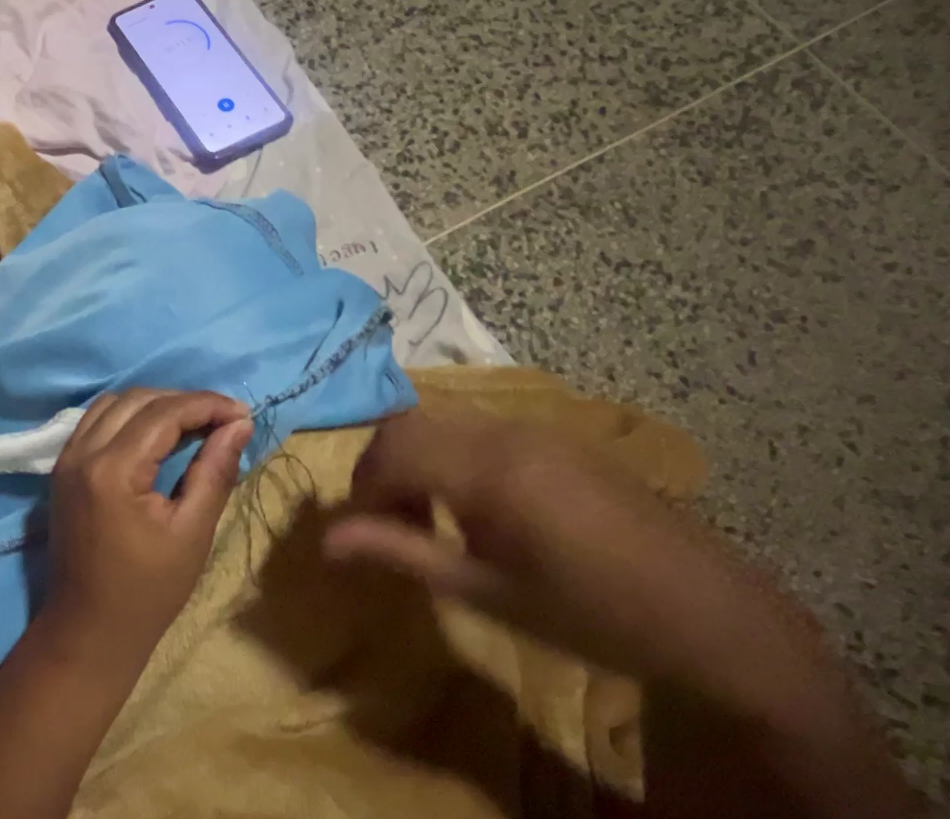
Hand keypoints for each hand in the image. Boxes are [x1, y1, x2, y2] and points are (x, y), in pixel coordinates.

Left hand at [45, 389, 253, 662]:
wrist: (89, 627)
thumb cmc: (148, 590)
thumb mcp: (192, 532)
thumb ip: (215, 471)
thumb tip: (240, 424)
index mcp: (113, 470)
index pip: (163, 413)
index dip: (207, 405)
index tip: (243, 413)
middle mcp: (82, 453)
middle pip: (136, 400)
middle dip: (183, 400)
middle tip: (224, 420)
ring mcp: (66, 459)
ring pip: (112, 404)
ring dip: (154, 405)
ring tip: (194, 424)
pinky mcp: (62, 469)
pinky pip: (95, 422)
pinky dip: (128, 417)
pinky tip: (156, 435)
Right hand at [323, 402, 928, 818]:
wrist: (714, 619)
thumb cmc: (590, 615)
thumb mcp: (483, 591)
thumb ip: (399, 554)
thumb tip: (325, 540)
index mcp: (487, 469)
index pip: (388, 451)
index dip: (362, 489)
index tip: (365, 534)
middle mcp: (506, 432)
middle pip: (407, 423)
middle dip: (382, 467)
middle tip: (390, 522)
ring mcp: (538, 429)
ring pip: (442, 420)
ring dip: (417, 458)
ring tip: (431, 516)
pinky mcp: (562, 438)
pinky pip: (480, 428)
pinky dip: (453, 455)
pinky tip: (479, 507)